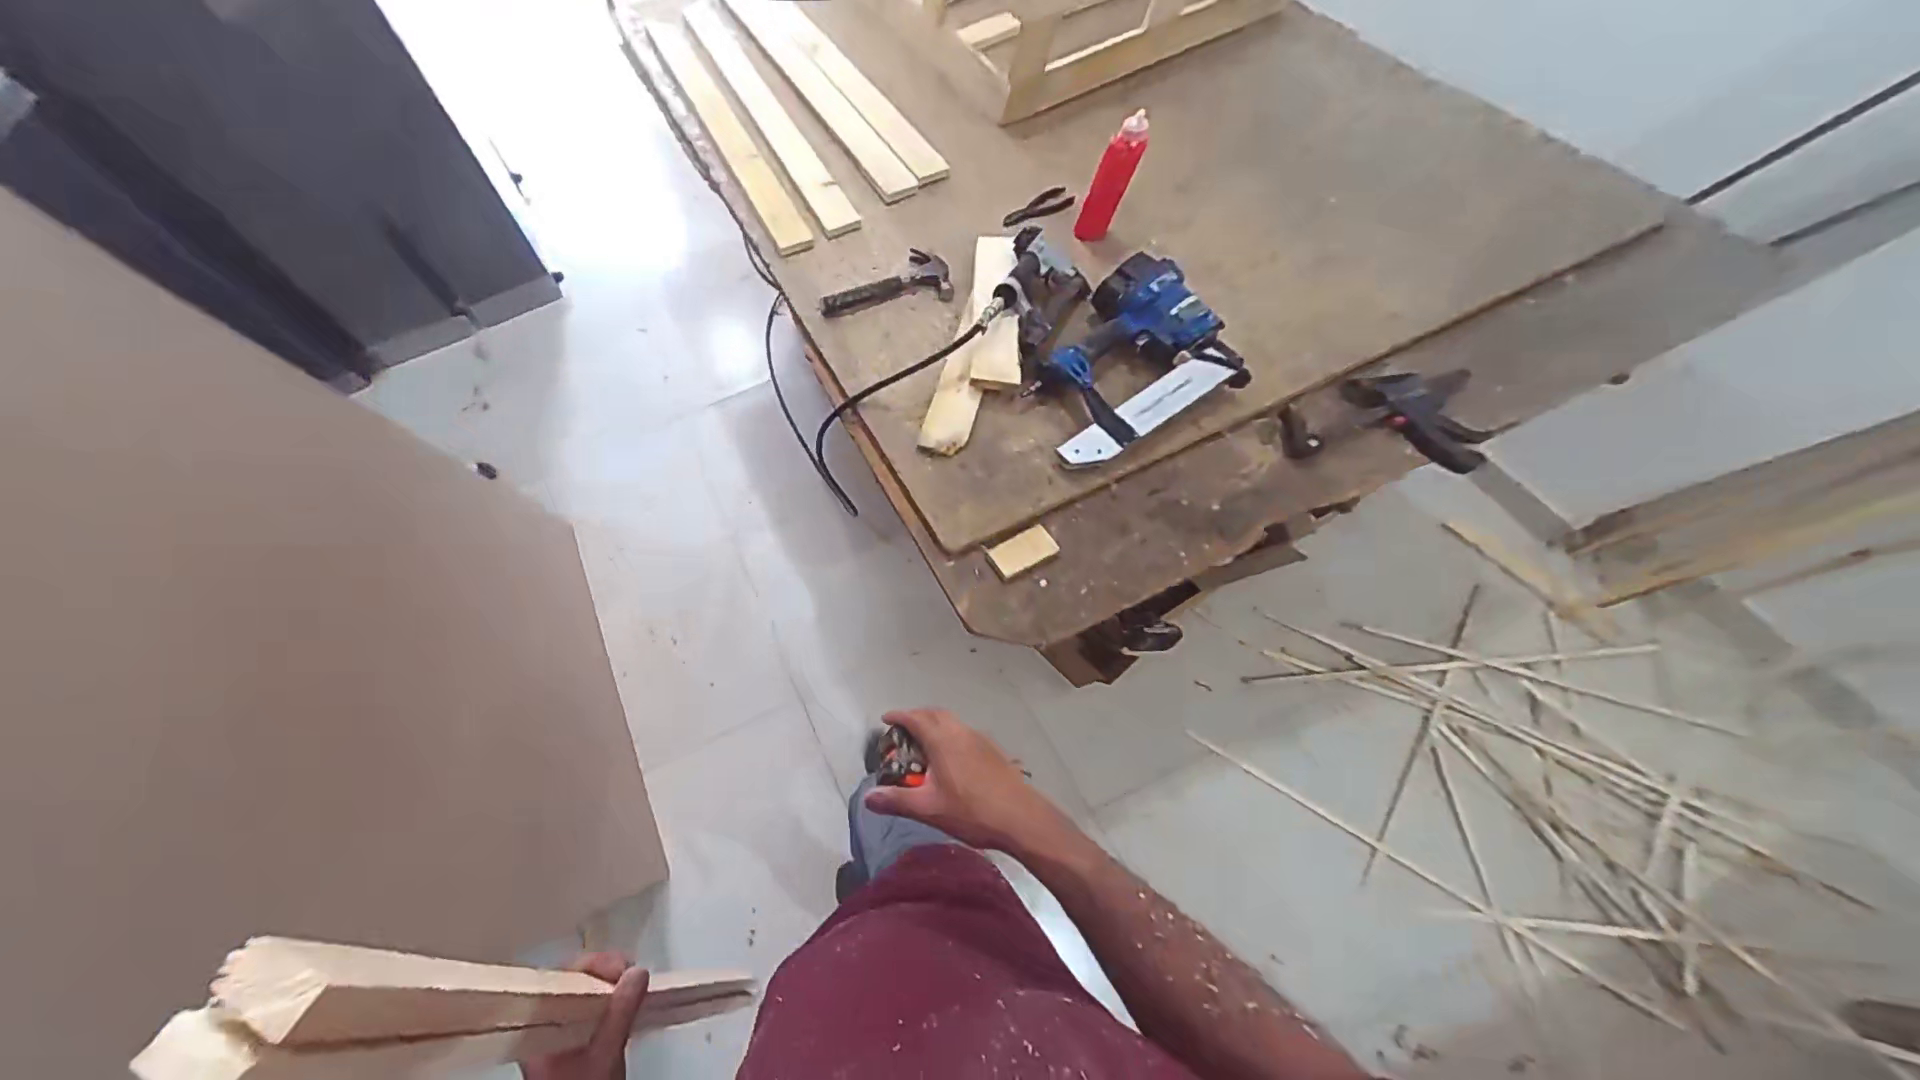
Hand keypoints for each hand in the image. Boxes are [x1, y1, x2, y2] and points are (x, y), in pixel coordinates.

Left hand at [521, 953, 649, 1079]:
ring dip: (612, 986)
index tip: (622, 968)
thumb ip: (620, 1013)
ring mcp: (560, 1034)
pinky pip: (594, 1007)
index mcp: (538, 1029)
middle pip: (574, 981)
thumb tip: (637, 972)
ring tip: (633, 989)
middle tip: (632, 976)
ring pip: (585, 993)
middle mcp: (544, 1027)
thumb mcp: (605, 1056)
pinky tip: (627, 1005)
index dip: (593, 966)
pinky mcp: (576, 1041)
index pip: (560, 978)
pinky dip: (612, 1001)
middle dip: (606, 973)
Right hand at [863, 708, 1079, 855]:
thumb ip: (896, 800)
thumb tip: (868, 797)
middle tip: (902, 731)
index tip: (886, 719)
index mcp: (943, 740)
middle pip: (935, 714)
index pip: (915, 718)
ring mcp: (980, 739)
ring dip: (935, 725)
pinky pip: (964, 732)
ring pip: (952, 722)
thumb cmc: (971, 811)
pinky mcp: (993, 750)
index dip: (899, 716)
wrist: (1020, 817)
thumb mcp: (928, 808)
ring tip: (923, 745)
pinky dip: (950, 734)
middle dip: (916, 717)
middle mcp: (961, 732)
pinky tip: (950, 758)